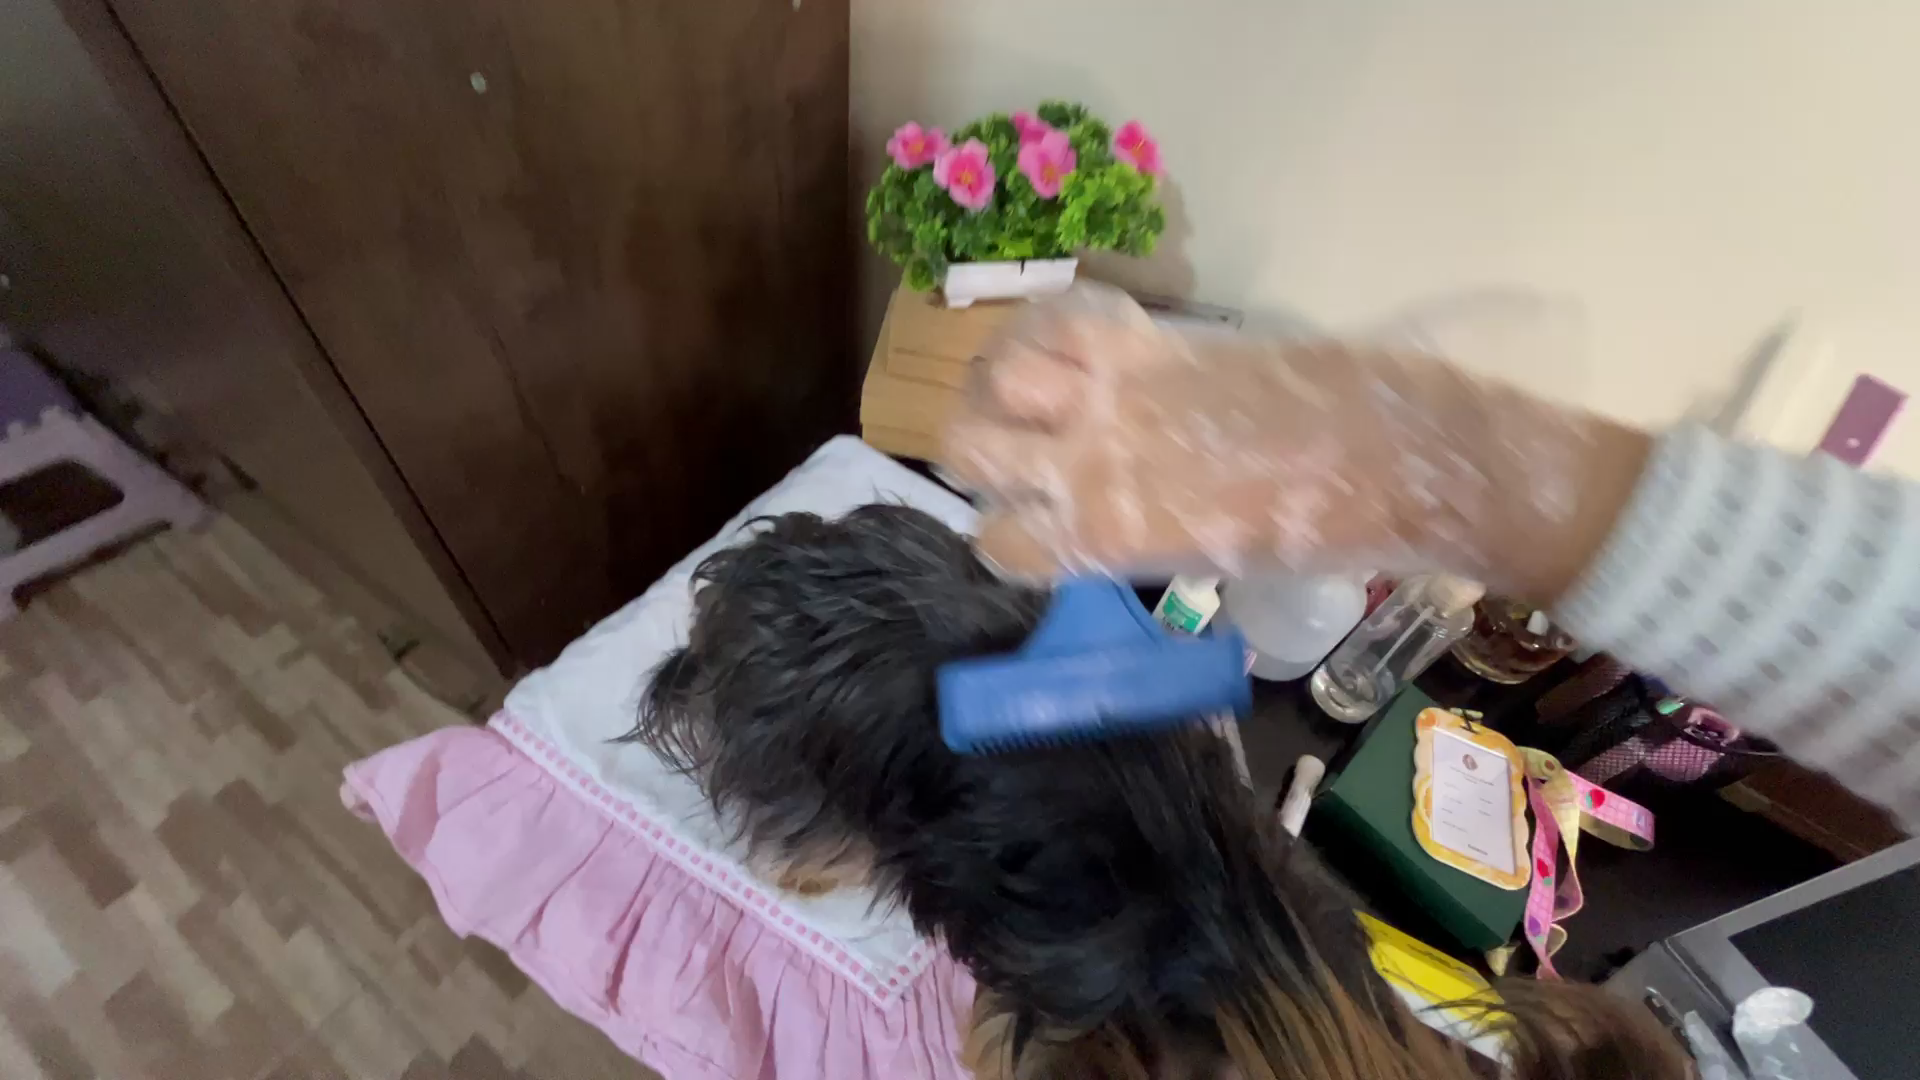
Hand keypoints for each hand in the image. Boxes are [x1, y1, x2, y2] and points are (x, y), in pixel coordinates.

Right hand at [940, 283, 1647, 600]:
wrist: (1401, 468)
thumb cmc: (1307, 537)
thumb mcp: (1195, 559)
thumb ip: (1120, 533)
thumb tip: (1080, 507)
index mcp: (1104, 540)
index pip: (997, 544)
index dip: (1003, 534)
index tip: (1024, 521)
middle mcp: (1089, 467)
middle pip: (966, 448)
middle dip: (976, 450)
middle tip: (1012, 443)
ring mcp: (1116, 396)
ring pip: (996, 374)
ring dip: (1003, 382)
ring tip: (1034, 386)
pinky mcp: (1156, 342)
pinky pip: (1064, 318)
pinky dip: (1052, 327)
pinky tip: (1071, 342)